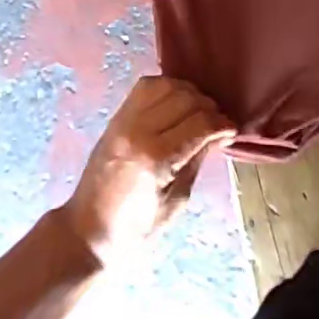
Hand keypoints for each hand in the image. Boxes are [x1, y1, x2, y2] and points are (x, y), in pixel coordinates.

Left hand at [58, 76, 234, 266]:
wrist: (86, 233)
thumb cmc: (136, 228)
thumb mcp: (177, 199)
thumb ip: (198, 159)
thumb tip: (220, 133)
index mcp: (156, 158)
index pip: (202, 124)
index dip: (223, 124)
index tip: (232, 130)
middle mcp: (139, 131)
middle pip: (188, 99)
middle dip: (210, 109)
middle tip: (216, 124)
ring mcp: (124, 121)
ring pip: (169, 85)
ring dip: (189, 95)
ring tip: (196, 112)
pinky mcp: (116, 117)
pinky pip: (147, 86)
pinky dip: (167, 88)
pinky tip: (175, 104)